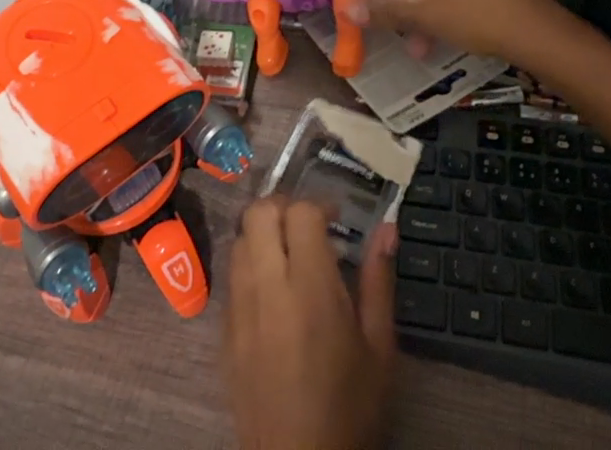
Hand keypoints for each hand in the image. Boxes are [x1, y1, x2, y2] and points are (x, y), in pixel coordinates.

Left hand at [224, 198, 397, 449]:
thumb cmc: (350, 405)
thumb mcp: (379, 345)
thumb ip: (378, 279)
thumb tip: (386, 228)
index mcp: (311, 288)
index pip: (300, 213)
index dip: (319, 204)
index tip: (337, 219)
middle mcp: (267, 288)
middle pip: (258, 213)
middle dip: (283, 207)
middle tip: (309, 225)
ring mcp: (238, 309)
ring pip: (238, 240)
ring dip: (262, 233)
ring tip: (290, 253)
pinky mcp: (223, 332)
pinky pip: (231, 276)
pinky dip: (249, 265)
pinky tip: (273, 289)